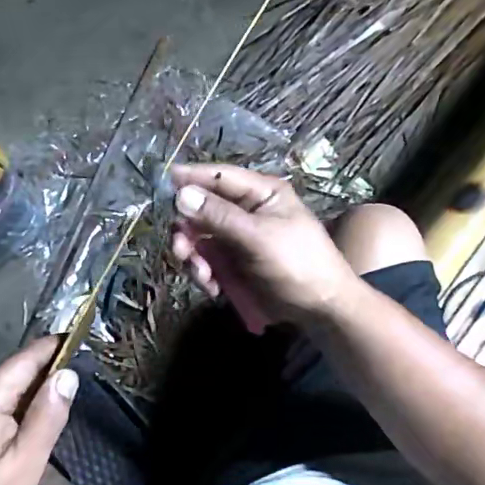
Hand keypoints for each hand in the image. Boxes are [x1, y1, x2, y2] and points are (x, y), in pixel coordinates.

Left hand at [0, 337, 75, 484]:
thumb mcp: (25, 465)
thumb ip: (47, 417)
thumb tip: (69, 374)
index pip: (25, 358)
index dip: (56, 346)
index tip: (87, 337)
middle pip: (15, 369)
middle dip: (49, 363)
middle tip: (88, 365)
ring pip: (7, 385)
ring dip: (37, 383)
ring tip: (72, 384)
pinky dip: (22, 399)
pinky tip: (40, 412)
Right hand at [167, 163, 360, 327]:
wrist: (322, 308)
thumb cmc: (298, 263)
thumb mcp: (259, 237)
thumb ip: (219, 216)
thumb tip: (181, 194)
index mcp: (261, 193)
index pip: (219, 177)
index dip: (191, 178)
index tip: (163, 181)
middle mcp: (247, 211)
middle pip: (202, 210)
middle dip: (189, 232)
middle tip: (182, 251)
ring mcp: (240, 238)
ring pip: (200, 239)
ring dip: (195, 258)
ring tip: (203, 276)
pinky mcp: (236, 263)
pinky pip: (208, 261)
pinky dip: (205, 274)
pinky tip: (213, 288)